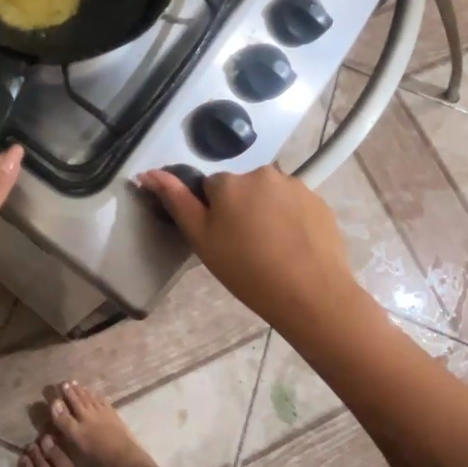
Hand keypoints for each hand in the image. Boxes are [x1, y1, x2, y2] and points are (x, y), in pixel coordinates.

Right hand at [138, 164, 362, 332]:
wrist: (312, 294)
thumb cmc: (248, 270)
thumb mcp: (202, 240)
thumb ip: (176, 201)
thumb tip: (148, 172)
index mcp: (228, 182)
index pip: (210, 189)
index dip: (213, 215)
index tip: (222, 242)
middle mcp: (261, 173)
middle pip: (242, 189)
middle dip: (241, 210)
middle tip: (247, 249)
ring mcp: (294, 185)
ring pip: (270, 196)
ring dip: (267, 213)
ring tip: (273, 252)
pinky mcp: (319, 201)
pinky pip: (295, 205)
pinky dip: (292, 221)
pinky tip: (295, 249)